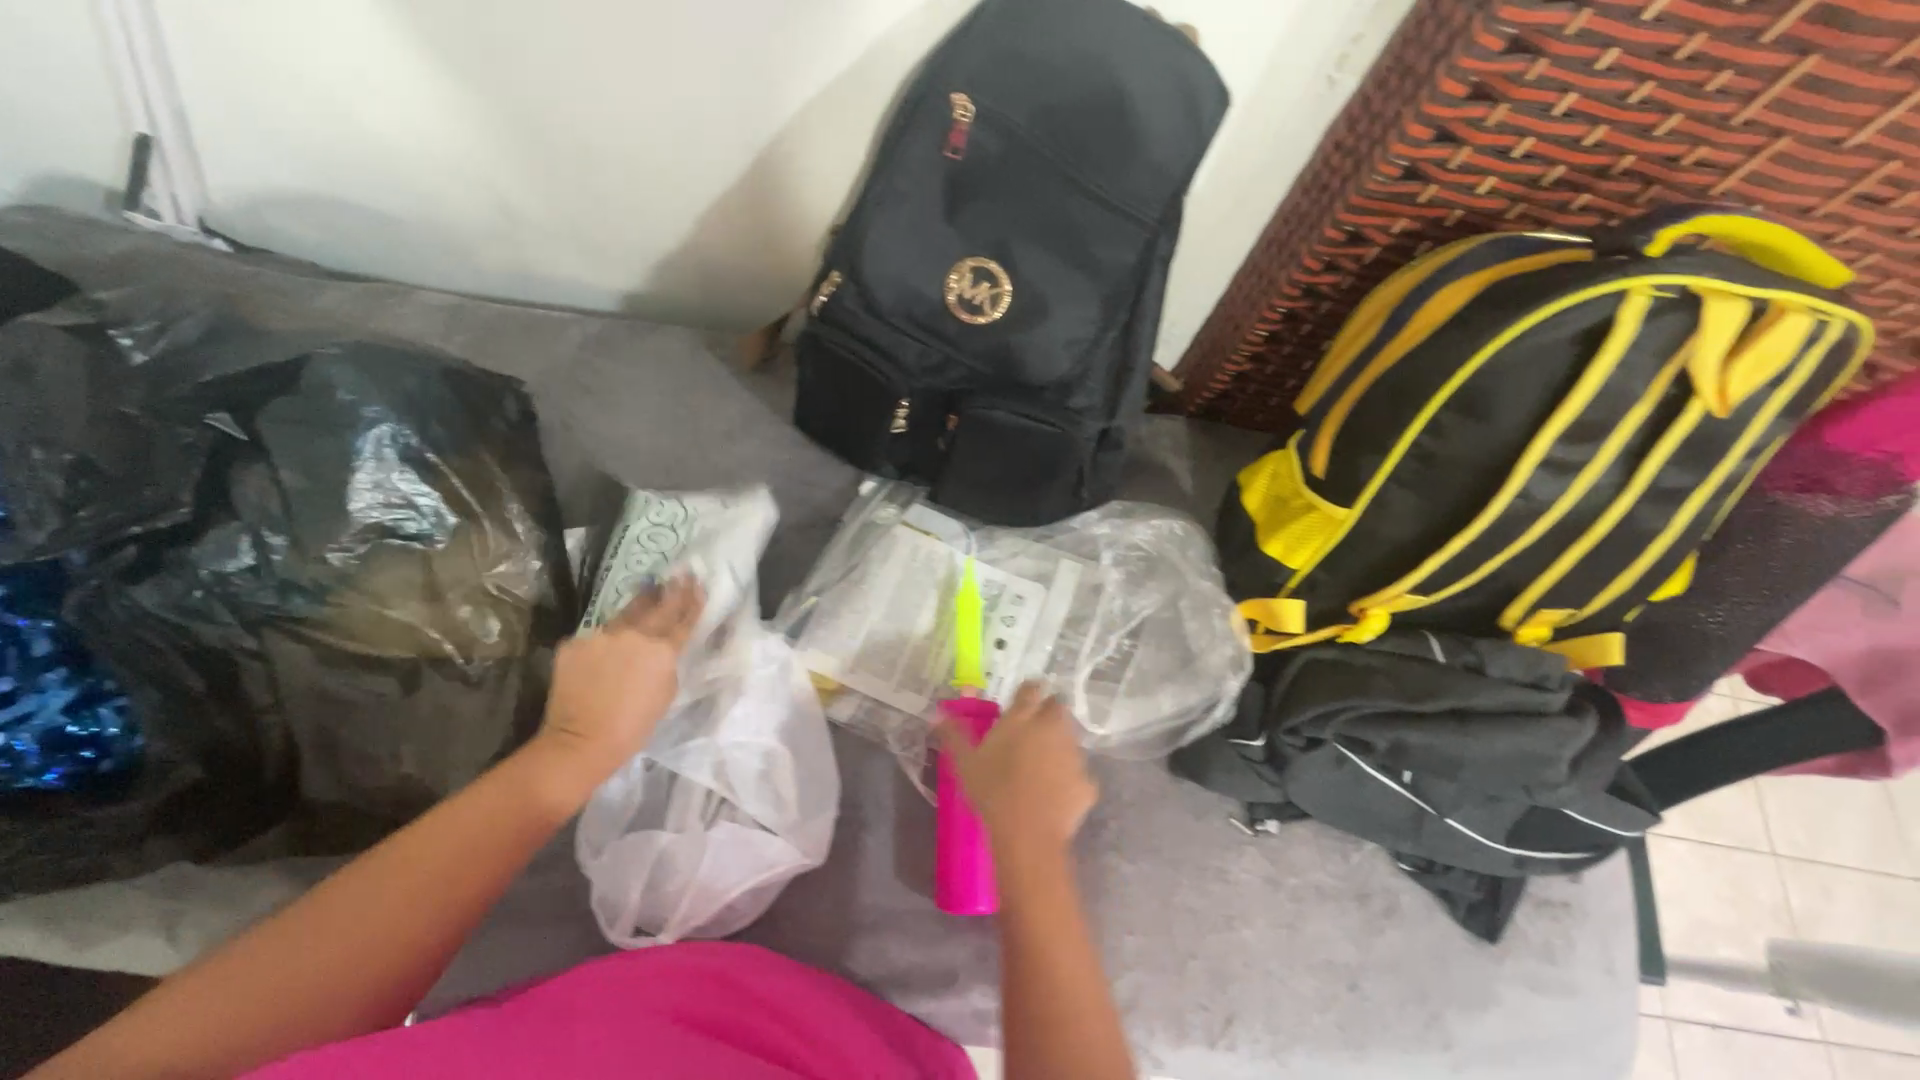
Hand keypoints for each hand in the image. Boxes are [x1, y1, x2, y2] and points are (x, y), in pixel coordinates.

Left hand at [531, 576, 704, 798]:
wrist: (582, 741)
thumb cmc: (634, 726)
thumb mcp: (666, 692)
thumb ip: (666, 662)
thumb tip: (660, 648)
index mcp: (663, 649)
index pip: (683, 618)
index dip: (692, 599)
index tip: (697, 582)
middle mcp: (634, 634)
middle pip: (657, 606)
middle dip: (671, 590)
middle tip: (679, 574)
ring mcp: (601, 635)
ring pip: (623, 617)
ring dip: (636, 609)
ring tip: (646, 594)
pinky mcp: (574, 643)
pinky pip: (595, 637)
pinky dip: (602, 643)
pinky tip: (603, 653)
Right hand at [936, 682, 1097, 861]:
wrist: (1029, 834)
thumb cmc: (992, 792)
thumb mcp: (965, 763)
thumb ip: (953, 735)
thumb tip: (937, 714)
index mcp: (1023, 718)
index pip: (1032, 688)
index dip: (1028, 693)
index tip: (1021, 702)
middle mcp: (1053, 728)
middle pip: (1058, 707)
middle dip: (1049, 714)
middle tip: (1032, 732)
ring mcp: (1074, 754)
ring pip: (1070, 739)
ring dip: (1059, 745)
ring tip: (1041, 766)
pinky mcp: (1087, 782)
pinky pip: (1078, 774)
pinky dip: (1068, 780)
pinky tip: (1054, 796)